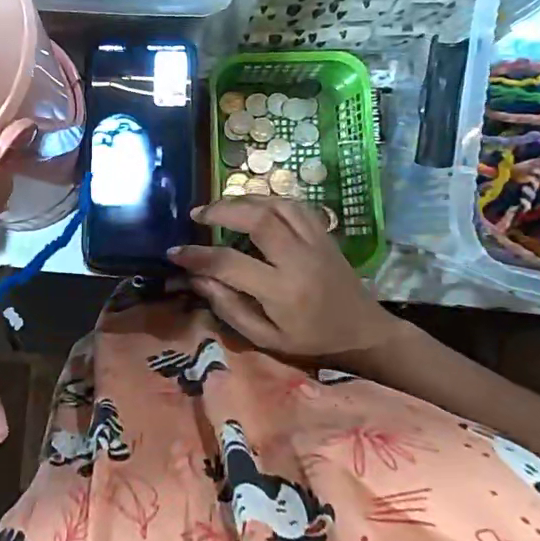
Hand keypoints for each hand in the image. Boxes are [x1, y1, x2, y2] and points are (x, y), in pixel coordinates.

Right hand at [168, 196, 399, 362]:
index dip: (198, 255)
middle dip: (221, 211)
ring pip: (276, 204)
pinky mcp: (324, 233)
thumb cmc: (311, 341)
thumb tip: (195, 279)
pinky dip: (268, 199)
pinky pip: (294, 204)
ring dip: (243, 200)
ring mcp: (315, 241)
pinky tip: (251, 206)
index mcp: (282, 291)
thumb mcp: (266, 338)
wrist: (364, 332)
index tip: (176, 252)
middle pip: (257, 219)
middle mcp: (299, 260)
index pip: (230, 264)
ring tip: (219, 207)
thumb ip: (229, 308)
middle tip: (197, 215)